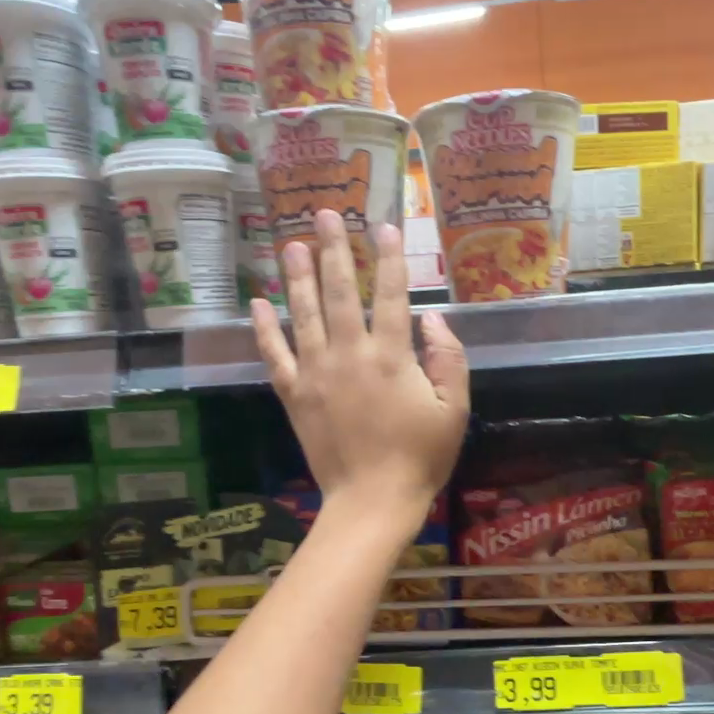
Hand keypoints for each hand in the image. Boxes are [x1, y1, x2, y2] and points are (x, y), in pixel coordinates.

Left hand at [252, 210, 468, 533]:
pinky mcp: (295, 395)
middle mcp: (350, 355)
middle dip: (334, 250)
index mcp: (392, 357)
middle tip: (324, 213)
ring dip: (298, 276)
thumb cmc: (421, 458)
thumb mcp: (455, 411)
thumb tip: (432, 316)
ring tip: (292, 244)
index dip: (389, 259)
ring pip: (305, 314)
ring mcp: (316, 373)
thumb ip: (448, 360)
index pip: (391, 296)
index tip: (383, 226)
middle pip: (340, 292)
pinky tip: (258, 303)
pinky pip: (275, 355)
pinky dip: (265, 329)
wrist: (372, 501)